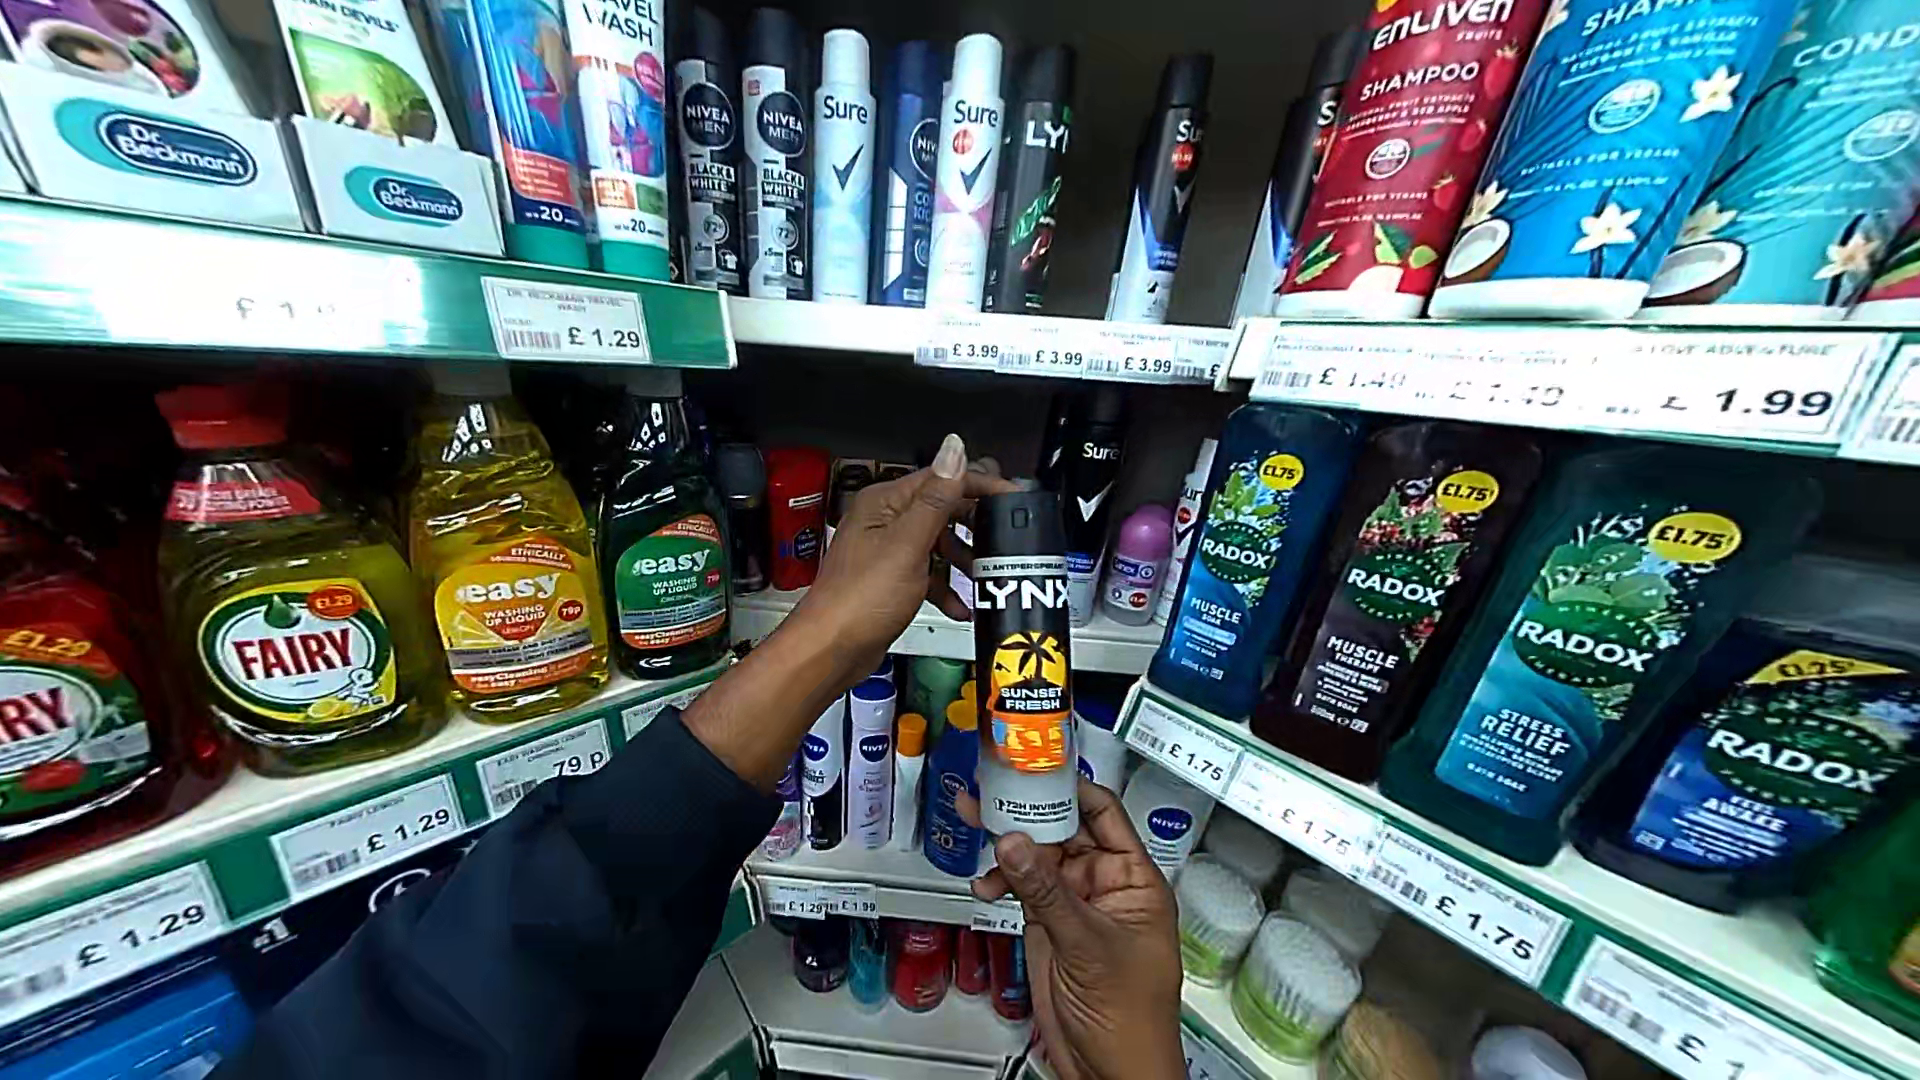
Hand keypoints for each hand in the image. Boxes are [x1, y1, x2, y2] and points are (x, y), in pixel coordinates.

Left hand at [787, 433, 1016, 679]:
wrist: (832, 650)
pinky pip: (927, 574)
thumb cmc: (861, 597)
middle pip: (941, 509)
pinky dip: (945, 587)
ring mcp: (888, 551)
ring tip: (984, 573)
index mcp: (885, 503)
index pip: (941, 478)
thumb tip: (953, 448)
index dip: (978, 484)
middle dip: (972, 523)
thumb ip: (936, 498)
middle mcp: (885, 521)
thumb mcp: (908, 543)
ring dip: (961, 559)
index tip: (1010, 495)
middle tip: (1003, 534)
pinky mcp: (892, 579)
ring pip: (937, 543)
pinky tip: (961, 605)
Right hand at [968, 780, 1184, 1079]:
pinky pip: (1020, 883)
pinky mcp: (1047, 917)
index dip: (1071, 787)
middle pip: (1062, 826)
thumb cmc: (1130, 1019)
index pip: (1103, 812)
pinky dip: (1000, 880)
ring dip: (1007, 842)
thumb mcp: (1088, 945)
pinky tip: (985, 886)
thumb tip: (1014, 841)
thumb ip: (1047, 891)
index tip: (1038, 768)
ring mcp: (1072, 898)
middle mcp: (1101, 879)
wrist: (1108, 1076)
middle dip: (1027, 811)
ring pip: (1037, 852)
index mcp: (1130, 876)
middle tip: (994, 791)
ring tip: (977, 822)